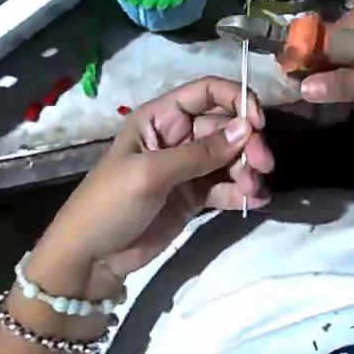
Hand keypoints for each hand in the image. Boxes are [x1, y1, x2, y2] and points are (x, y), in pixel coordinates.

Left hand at [28, 77, 274, 302]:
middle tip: (263, 165)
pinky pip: (227, 186)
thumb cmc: (109, 205)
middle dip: (248, 142)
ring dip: (248, 170)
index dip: (237, 100)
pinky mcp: (195, 197)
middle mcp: (178, 136)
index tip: (259, 123)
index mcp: (160, 118)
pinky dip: (243, 192)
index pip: (207, 92)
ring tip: (252, 191)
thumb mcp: (151, 174)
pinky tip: (255, 201)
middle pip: (227, 126)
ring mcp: (188, 168)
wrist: (89, 260)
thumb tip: (247, 128)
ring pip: (231, 157)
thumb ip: (200, 153)